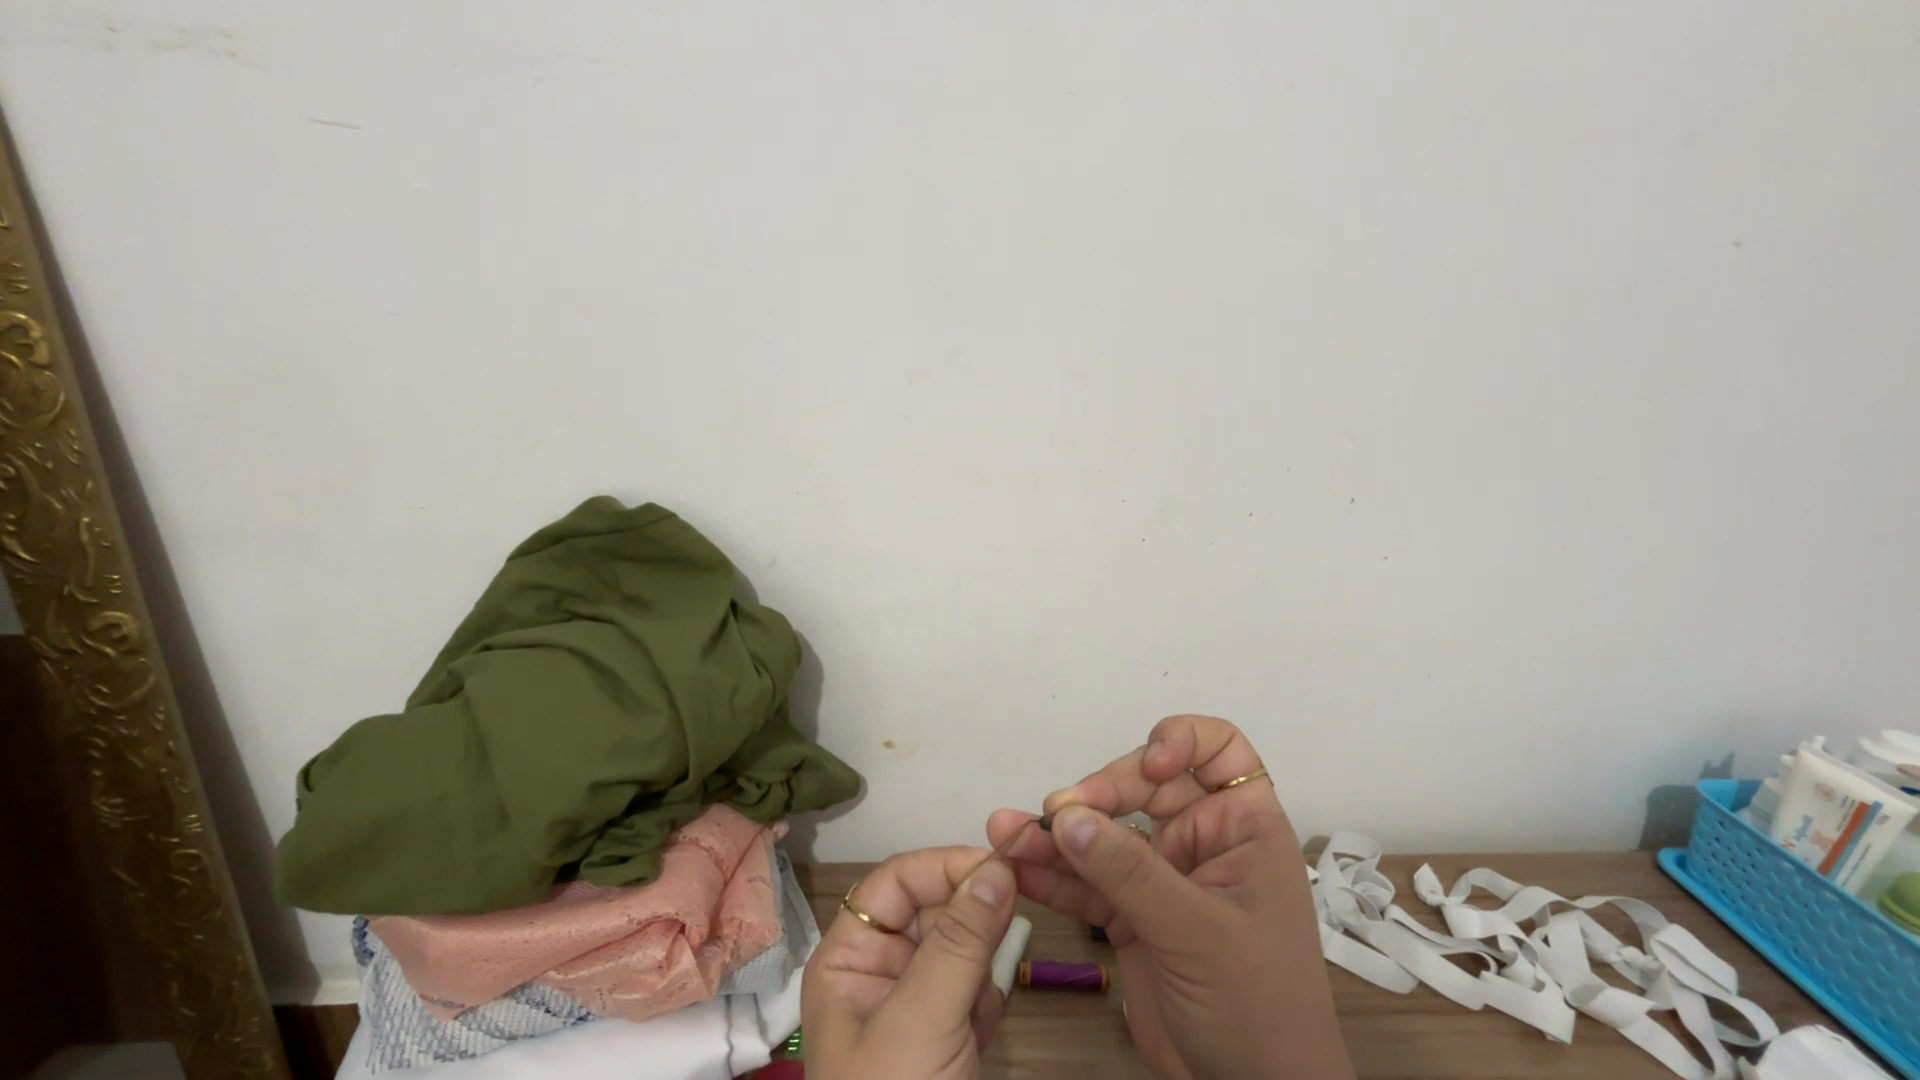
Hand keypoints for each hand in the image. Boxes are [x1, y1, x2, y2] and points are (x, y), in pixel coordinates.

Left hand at [801, 846, 1017, 1079]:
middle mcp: (881, 970)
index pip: (896, 883)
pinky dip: (992, 993)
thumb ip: (960, 942)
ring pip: (963, 944)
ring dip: (986, 958)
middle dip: (973, 911)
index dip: (944, 865)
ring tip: (989, 988)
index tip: (1002, 866)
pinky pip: (978, 984)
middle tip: (1019, 910)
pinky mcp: (949, 1031)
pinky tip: (990, 1018)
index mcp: (850, 958)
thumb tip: (999, 868)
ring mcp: (917, 1002)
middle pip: (933, 908)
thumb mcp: (920, 1020)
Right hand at [987, 715, 1353, 1079]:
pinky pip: (1087, 881)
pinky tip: (1014, 863)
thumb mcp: (1197, 931)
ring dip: (1057, 833)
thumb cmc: (1255, 1004)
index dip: (1182, 742)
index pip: (1220, 751)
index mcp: (1242, 828)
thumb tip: (1066, 816)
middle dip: (1097, 794)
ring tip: (1006, 831)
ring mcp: (1162, 877)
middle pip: (1142, 786)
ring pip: (1105, 833)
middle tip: (1056, 814)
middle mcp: (1201, 841)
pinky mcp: (1130, 915)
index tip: (1149, 766)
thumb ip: (1129, 871)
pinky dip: (1052, 875)